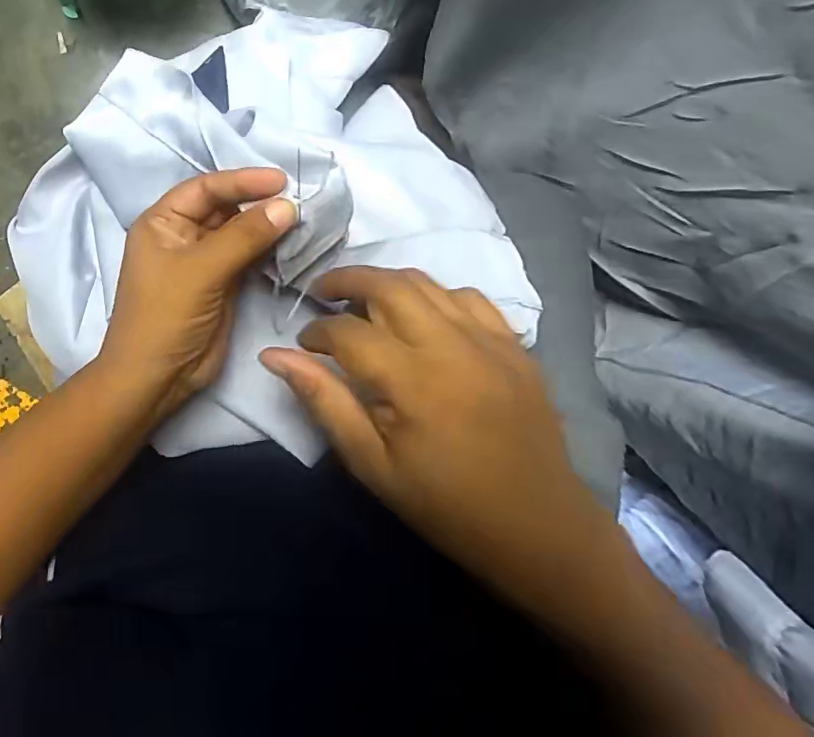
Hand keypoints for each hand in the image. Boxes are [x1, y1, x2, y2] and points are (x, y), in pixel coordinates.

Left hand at [99, 168, 296, 407]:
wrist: (155, 377)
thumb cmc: (164, 316)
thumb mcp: (200, 271)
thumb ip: (243, 236)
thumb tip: (287, 205)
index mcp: (161, 222)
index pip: (204, 189)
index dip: (241, 181)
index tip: (281, 180)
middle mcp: (180, 235)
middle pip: (223, 208)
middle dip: (258, 203)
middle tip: (300, 201)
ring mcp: (202, 261)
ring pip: (239, 233)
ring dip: (267, 226)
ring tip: (304, 219)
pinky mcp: (221, 284)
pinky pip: (248, 257)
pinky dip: (269, 250)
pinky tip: (293, 244)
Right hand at [260, 267, 622, 615]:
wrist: (540, 532)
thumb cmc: (444, 503)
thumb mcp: (370, 462)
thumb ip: (322, 400)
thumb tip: (273, 355)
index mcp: (413, 380)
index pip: (346, 330)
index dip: (316, 332)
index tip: (304, 346)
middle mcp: (452, 347)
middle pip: (387, 285)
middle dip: (345, 280)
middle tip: (322, 293)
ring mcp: (490, 342)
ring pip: (427, 283)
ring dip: (386, 282)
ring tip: (363, 300)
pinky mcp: (516, 347)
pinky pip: (469, 297)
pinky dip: (435, 295)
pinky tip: (422, 316)